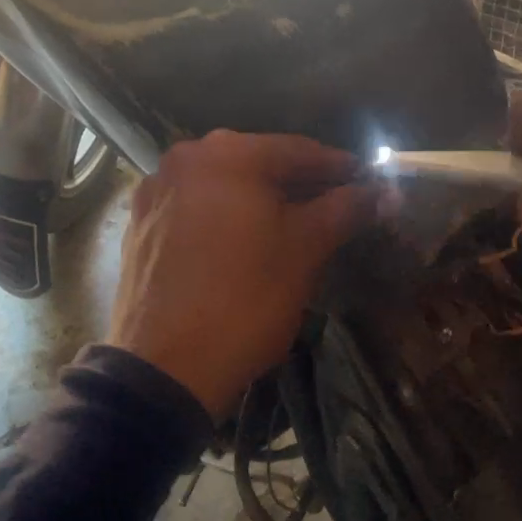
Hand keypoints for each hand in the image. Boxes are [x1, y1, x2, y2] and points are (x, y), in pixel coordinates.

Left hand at [107, 130, 378, 418]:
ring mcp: (157, 189)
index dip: (338, 167)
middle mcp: (187, 157)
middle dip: (299, 183)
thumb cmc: (245, 299)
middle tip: (335, 205)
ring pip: (224, 184)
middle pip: (258, 162)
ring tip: (293, 225)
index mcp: (228, 153)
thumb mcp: (305, 250)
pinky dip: (224, 216)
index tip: (367, 183)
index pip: (298, 150)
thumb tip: (382, 192)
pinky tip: (243, 242)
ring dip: (259, 199)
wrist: (164, 370)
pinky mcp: (139, 223)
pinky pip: (196, 207)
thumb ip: (345, 209)